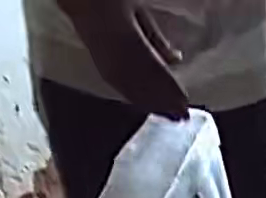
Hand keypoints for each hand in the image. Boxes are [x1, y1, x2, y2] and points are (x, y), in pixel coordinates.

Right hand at [62, 0, 189, 118]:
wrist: (79, 1)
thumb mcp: (137, 10)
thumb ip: (156, 38)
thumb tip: (177, 59)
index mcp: (128, 39)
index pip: (156, 72)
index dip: (171, 90)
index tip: (186, 104)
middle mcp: (117, 57)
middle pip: (148, 88)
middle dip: (166, 103)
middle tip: (183, 117)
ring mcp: (108, 67)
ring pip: (137, 94)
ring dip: (155, 106)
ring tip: (172, 116)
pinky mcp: (103, 72)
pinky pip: (124, 92)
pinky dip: (142, 102)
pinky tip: (152, 107)